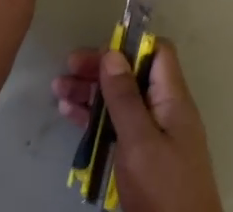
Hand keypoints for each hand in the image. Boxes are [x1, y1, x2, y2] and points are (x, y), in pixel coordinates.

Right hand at [52, 41, 223, 211]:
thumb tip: (113, 52)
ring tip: (58, 91)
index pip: (158, 54)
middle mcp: (164, 113)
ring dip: (90, 92)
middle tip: (67, 69)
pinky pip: (115, 126)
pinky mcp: (140, 158)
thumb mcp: (140, 141)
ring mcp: (153, 136)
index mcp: (173, 102)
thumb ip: (125, 97)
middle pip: (132, 76)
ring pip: (119, 101)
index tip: (100, 49)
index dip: (130, 45)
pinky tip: (68, 114)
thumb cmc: (163, 188)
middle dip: (99, 69)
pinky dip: (92, 117)